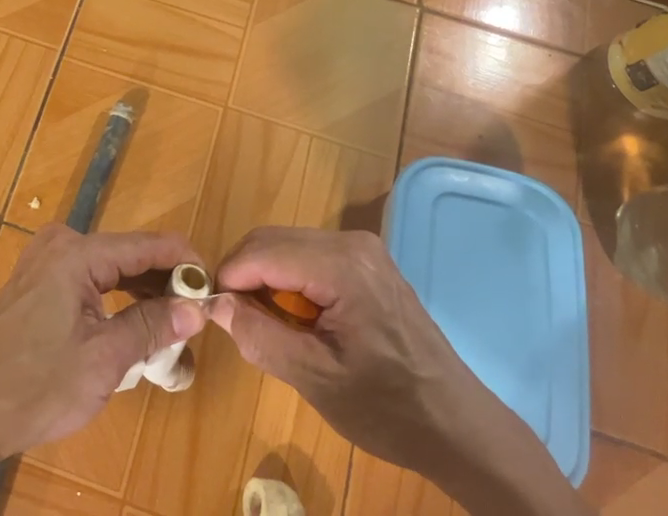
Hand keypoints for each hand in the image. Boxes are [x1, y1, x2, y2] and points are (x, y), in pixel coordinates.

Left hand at [0, 225, 206, 456]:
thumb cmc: (36, 385)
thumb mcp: (105, 359)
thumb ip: (152, 325)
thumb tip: (197, 307)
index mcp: (77, 254)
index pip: (148, 245)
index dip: (186, 264)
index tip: (215, 289)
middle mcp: (59, 246)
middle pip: (128, 254)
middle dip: (165, 282)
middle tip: (197, 316)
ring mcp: (42, 264)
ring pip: (109, 269)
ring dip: (141, 293)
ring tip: (172, 326)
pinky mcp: (34, 286)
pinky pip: (87, 281)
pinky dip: (114, 299)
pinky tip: (133, 324)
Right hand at [211, 227, 474, 464]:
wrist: (456, 425)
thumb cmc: (387, 407)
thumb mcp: (314, 378)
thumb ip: (258, 336)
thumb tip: (215, 304)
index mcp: (341, 266)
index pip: (260, 252)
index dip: (227, 278)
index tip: (211, 313)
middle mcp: (352, 243)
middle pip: (271, 241)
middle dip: (244, 275)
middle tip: (234, 322)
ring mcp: (364, 250)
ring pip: (287, 246)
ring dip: (265, 278)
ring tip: (265, 326)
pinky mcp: (368, 264)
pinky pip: (310, 258)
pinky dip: (289, 281)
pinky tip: (295, 321)